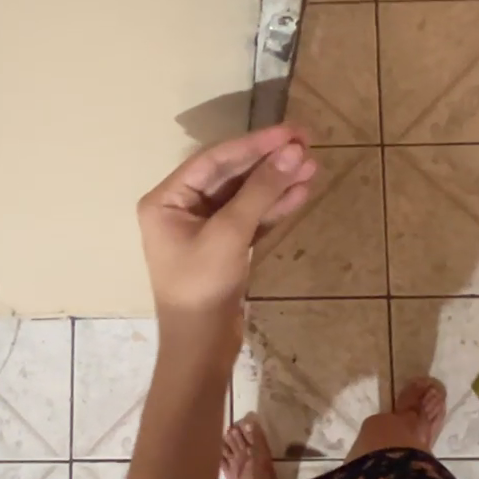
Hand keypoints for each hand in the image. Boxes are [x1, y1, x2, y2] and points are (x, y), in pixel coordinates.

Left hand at [137, 125, 317, 335]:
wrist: (201, 346)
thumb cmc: (203, 286)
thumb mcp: (230, 233)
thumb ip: (260, 190)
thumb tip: (293, 151)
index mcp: (166, 200)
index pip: (214, 160)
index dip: (254, 144)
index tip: (290, 132)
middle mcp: (181, 208)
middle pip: (230, 175)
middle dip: (268, 162)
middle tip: (308, 143)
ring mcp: (204, 228)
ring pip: (244, 196)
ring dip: (277, 182)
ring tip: (312, 166)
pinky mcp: (225, 247)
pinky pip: (250, 218)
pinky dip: (274, 207)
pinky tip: (301, 192)